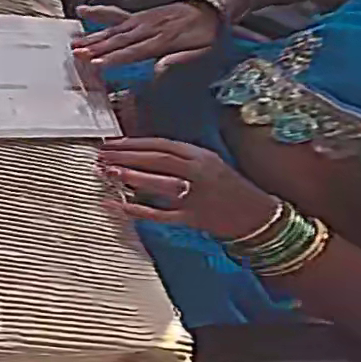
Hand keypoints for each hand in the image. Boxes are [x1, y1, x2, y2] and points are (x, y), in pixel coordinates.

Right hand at [71, 2, 219, 70]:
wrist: (210, 8)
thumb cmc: (204, 35)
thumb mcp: (202, 51)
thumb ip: (180, 60)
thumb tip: (158, 69)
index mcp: (164, 40)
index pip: (134, 51)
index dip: (114, 57)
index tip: (96, 63)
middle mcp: (148, 28)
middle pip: (119, 40)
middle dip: (97, 47)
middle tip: (77, 54)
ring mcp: (140, 20)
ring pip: (113, 29)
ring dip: (92, 37)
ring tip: (74, 44)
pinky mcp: (136, 15)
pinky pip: (114, 14)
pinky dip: (97, 13)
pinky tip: (82, 10)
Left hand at [100, 138, 277, 240]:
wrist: (258, 217)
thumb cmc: (227, 188)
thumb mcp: (207, 164)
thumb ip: (177, 159)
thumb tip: (139, 155)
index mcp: (202, 157)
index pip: (162, 145)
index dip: (134, 143)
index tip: (112, 143)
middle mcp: (200, 173)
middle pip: (158, 161)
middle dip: (127, 156)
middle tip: (102, 155)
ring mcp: (196, 196)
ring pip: (159, 183)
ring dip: (131, 177)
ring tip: (108, 171)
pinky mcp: (192, 218)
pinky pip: (160, 214)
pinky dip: (137, 210)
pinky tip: (117, 205)